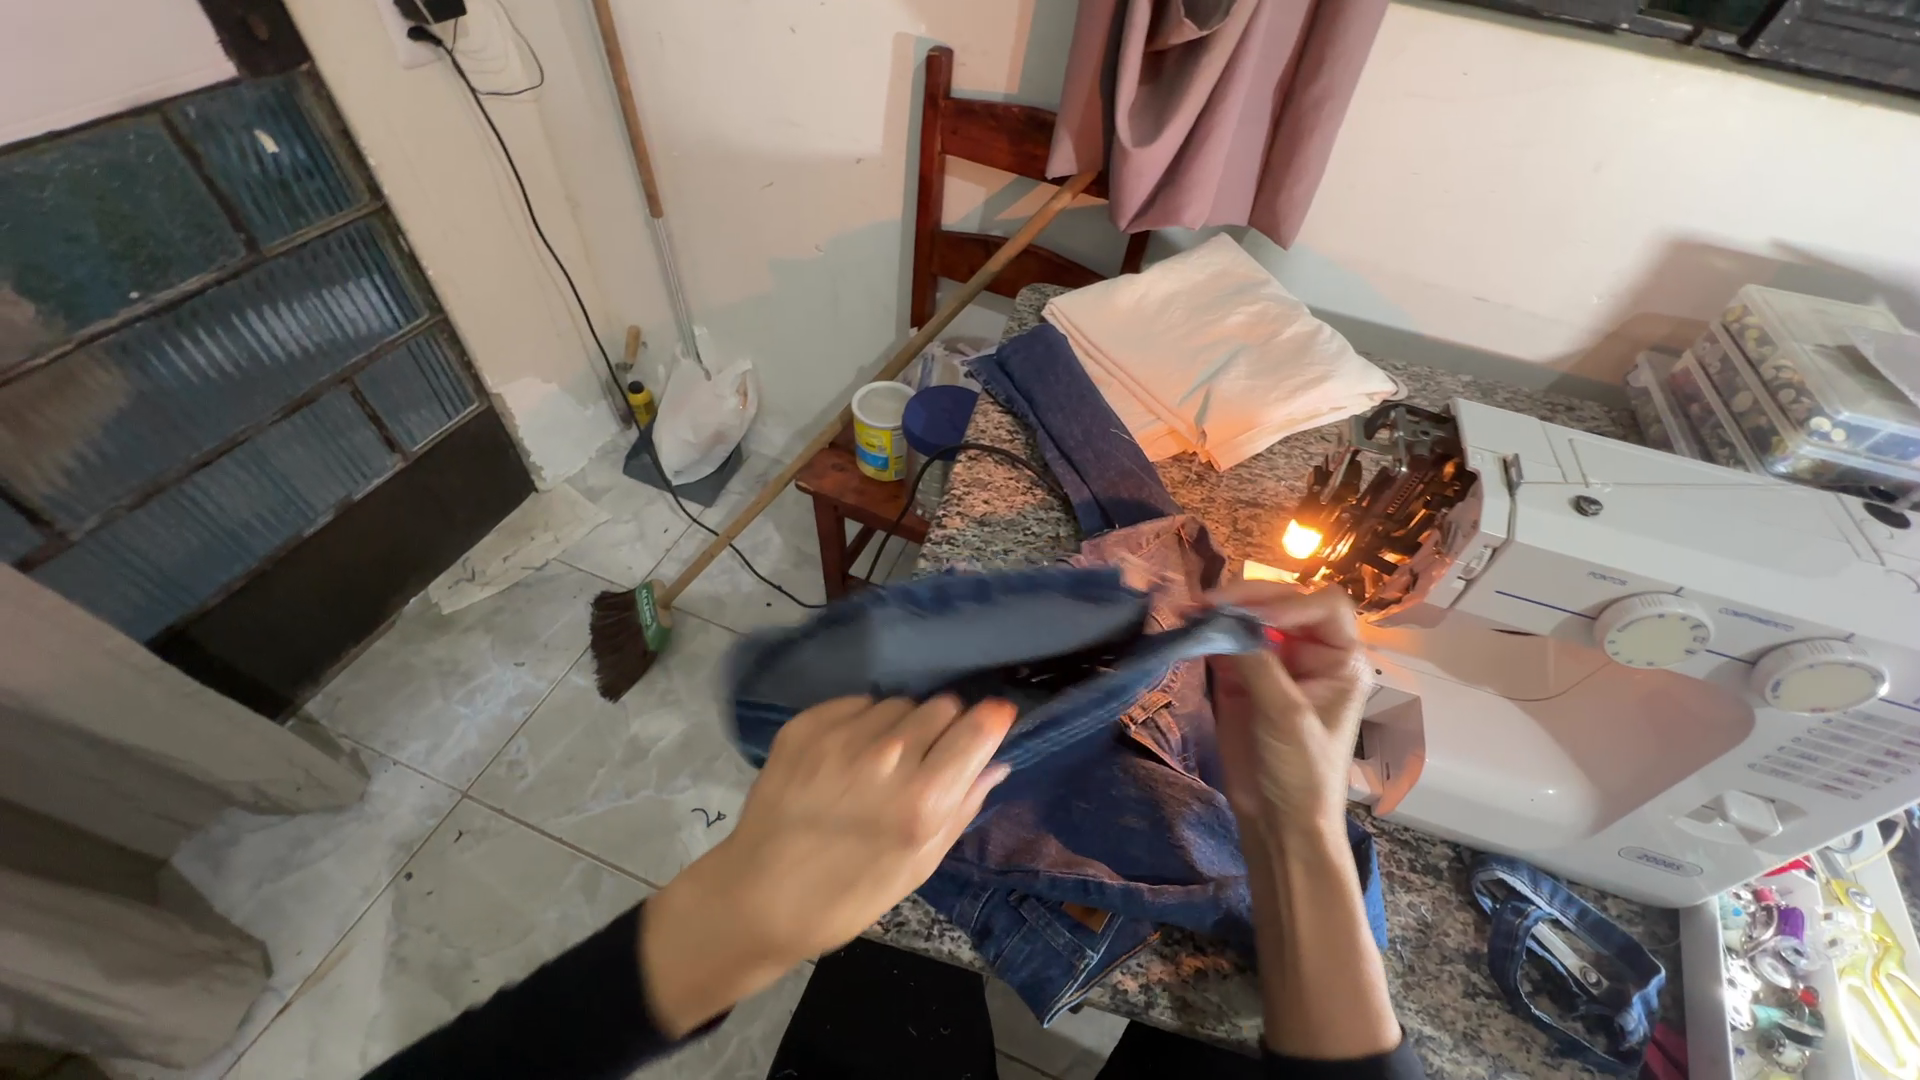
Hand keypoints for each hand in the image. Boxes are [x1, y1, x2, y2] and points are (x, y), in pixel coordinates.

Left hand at [641, 695, 1014, 1034]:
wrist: (758, 895)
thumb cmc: (848, 894)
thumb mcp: (919, 865)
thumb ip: (963, 806)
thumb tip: (995, 761)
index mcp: (923, 799)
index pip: (979, 725)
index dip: (991, 720)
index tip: (991, 723)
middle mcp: (887, 756)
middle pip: (942, 705)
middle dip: (945, 727)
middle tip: (925, 759)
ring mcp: (843, 735)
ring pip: (900, 703)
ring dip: (901, 725)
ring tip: (879, 764)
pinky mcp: (807, 724)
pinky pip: (858, 703)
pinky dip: (862, 723)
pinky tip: (847, 757)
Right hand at [1206, 582, 1369, 846]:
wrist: (1278, 820)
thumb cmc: (1301, 771)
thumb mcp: (1285, 715)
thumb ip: (1258, 662)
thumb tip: (1224, 620)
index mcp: (1340, 660)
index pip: (1323, 606)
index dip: (1289, 602)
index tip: (1253, 617)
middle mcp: (1309, 653)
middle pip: (1281, 604)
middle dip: (1247, 599)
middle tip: (1208, 603)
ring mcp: (1273, 664)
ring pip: (1249, 619)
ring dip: (1222, 610)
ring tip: (1193, 609)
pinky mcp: (1241, 678)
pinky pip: (1224, 643)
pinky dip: (1206, 633)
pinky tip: (1188, 627)